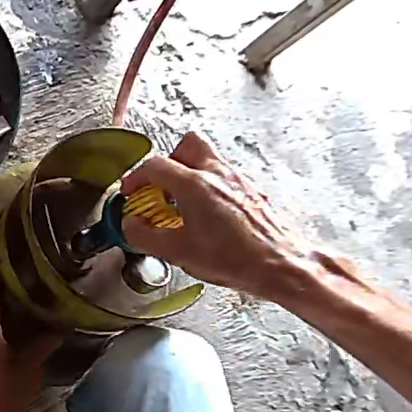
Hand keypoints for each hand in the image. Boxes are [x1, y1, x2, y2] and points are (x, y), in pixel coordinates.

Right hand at [120, 132, 325, 300]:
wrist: (281, 266)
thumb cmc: (237, 259)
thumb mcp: (176, 253)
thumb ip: (144, 236)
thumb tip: (130, 226)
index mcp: (195, 185)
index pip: (155, 165)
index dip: (135, 177)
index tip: (131, 192)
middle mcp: (218, 175)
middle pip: (186, 145)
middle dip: (166, 162)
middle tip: (158, 187)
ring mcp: (237, 181)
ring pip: (206, 159)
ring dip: (187, 174)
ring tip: (179, 203)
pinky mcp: (250, 192)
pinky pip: (222, 177)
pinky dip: (207, 188)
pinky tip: (204, 215)